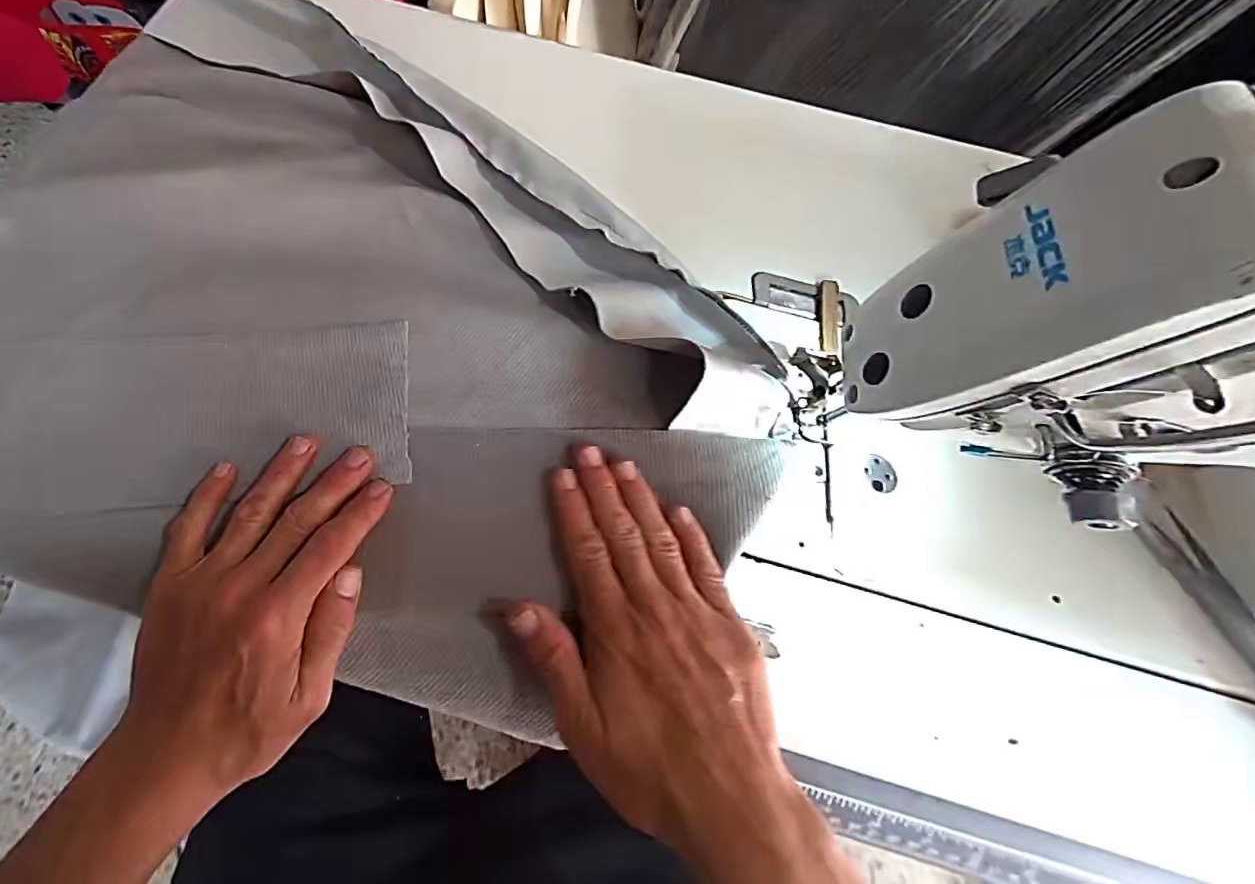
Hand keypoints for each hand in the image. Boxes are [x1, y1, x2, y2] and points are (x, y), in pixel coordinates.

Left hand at [116, 434, 391, 798]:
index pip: (329, 548)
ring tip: (305, 442)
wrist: (165, 753)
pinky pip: (189, 526)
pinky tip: (227, 468)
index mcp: (278, 616)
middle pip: (297, 520)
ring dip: (281, 473)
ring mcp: (202, 579)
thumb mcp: (307, 699)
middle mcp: (241, 587)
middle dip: (333, 483)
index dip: (359, 514)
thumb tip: (350, 572)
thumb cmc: (244, 733)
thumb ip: (329, 631)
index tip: (380, 489)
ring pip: (250, 511)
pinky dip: (208, 494)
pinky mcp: (171, 581)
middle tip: (358, 456)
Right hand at [506, 445, 857, 883]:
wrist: (735, 804)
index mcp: (616, 630)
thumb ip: (553, 659)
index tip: (561, 475)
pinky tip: (680, 510)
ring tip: (625, 465)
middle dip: (603, 488)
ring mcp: (697, 614)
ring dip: (641, 499)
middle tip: (589, 451)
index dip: (573, 509)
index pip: (587, 552)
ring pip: (663, 541)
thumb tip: (519, 606)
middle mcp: (655, 610)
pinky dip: (693, 535)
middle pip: (623, 534)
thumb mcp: (583, 727)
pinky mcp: (731, 627)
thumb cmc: (650, 769)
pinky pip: (708, 569)